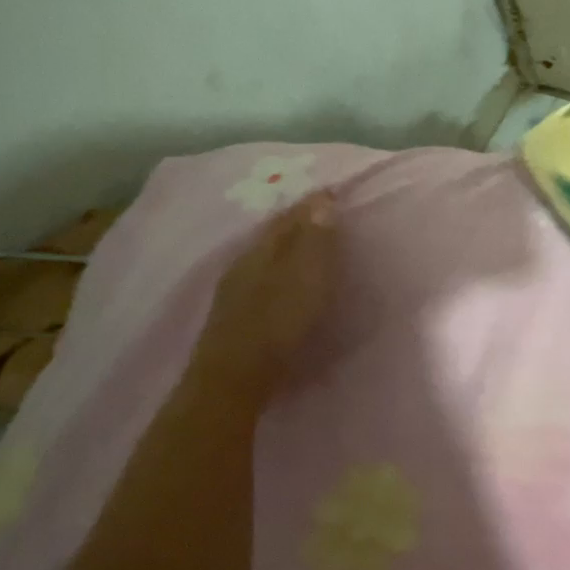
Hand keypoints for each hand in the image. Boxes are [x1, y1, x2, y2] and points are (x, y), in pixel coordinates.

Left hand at [194, 189, 340, 392]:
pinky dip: (280, 269)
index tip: (334, 192)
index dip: (312, 204)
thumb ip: (315, 240)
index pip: (289, 217)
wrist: (235, 377)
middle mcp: (244, 262)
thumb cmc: (278, 323)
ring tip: (309, 244)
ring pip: (266, 255)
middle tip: (325, 213)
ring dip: (287, 246)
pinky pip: (262, 277)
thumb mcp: (306, 278)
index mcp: (262, 249)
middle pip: (273, 234)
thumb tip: (322, 199)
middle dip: (298, 221)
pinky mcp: (236, 314)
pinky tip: (286, 279)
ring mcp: (235, 289)